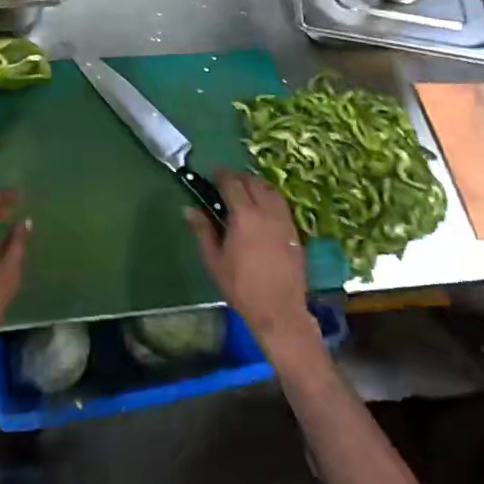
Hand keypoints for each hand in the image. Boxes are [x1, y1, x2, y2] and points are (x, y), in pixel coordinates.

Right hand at [186, 170, 315, 352]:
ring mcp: (284, 220)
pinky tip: (262, 208)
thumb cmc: (240, 286)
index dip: (221, 175)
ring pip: (271, 190)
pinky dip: (269, 197)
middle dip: (239, 177)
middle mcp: (266, 211)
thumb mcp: (214, 259)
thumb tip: (189, 209)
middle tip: (226, 181)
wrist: (278, 310)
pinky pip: (281, 204)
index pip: (232, 183)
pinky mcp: (294, 231)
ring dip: (256, 184)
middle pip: (253, 182)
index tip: (212, 173)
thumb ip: (202, 230)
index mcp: (244, 216)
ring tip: (245, 190)